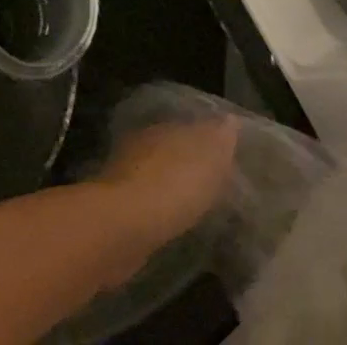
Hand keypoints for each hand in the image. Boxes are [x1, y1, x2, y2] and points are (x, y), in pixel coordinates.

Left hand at [94, 117, 239, 253]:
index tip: (221, 155)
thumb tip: (230, 119)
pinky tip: (169, 220)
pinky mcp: (116, 209)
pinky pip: (144, 202)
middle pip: (168, 149)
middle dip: (184, 162)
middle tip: (207, 181)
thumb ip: (220, 138)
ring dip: (168, 186)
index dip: (205, 139)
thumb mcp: (209, 157)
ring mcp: (124, 176)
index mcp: (165, 128)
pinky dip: (156, 208)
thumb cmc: (174, 185)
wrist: (124, 226)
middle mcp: (141, 145)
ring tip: (190, 203)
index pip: (188, 126)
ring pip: (153, 174)